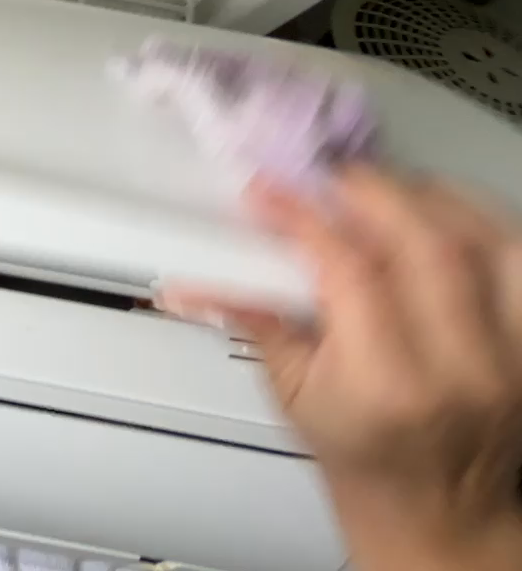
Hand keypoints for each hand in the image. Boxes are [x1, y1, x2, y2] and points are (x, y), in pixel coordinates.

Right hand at [162, 168, 521, 570]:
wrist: (444, 507)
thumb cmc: (361, 453)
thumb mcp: (286, 388)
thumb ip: (253, 319)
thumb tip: (192, 272)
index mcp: (390, 381)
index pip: (351, 273)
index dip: (303, 220)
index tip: (267, 193)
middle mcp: (469, 367)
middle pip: (434, 249)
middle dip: (372, 194)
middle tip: (326, 175)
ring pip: (501, 250)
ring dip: (440, 203)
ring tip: (389, 186)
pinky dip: (486, 229)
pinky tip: (441, 214)